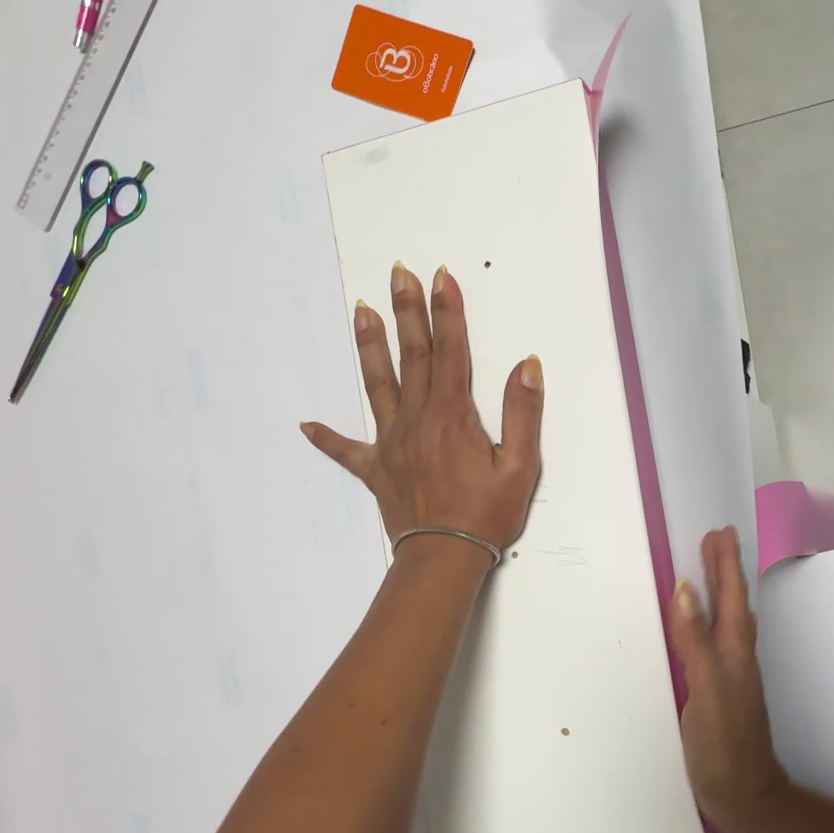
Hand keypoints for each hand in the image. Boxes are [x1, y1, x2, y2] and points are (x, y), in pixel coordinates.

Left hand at [302, 263, 543, 553]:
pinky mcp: (376, 469)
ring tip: (362, 311)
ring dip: (371, 345)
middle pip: (413, 356)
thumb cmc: (486, 515)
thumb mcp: (520, 466)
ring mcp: (392, 443)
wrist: (444, 559)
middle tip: (398, 273)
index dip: (448, 312)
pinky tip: (307, 425)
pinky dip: (327, 438)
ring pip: (378, 384)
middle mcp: (418, 420)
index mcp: (454, 416)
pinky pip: (345, 450)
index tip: (441, 277)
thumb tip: (526, 366)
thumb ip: (523, 413)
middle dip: (408, 311)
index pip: (451, 351)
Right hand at [673, 527, 789, 831]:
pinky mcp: (720, 691)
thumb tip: (685, 588)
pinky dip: (710, 619)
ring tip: (710, 568)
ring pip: (727, 619)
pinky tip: (705, 626)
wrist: (744, 795)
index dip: (724, 564)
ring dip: (720, 590)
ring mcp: (730, 674)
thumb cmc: (724, 744)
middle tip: (714, 538)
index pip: (729, 597)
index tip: (719, 531)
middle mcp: (736, 656)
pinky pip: (716, 639)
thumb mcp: (706, 689)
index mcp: (734, 650)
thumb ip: (695, 640)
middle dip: (723, 569)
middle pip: (731, 603)